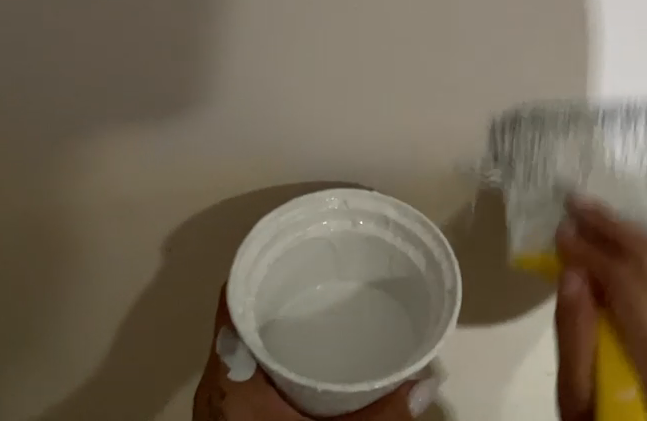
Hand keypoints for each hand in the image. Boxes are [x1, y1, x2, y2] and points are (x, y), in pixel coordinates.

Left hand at [192, 288, 438, 420]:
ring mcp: (218, 404)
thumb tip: (431, 380)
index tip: (292, 242)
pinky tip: (300, 347)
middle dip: (275, 287)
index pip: (231, 300)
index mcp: (229, 378)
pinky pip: (243, 364)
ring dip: (270, 318)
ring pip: (239, 342)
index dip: (256, 265)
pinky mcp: (229, 418)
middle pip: (236, 316)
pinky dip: (268, 348)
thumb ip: (381, 416)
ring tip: (316, 296)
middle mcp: (215, 384)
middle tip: (320, 268)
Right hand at [553, 199, 646, 420]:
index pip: (626, 278)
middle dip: (608, 225)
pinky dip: (629, 255)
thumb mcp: (579, 399)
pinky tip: (604, 244)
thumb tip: (570, 271)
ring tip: (584, 214)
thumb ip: (576, 335)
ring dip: (619, 234)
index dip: (590, 248)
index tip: (558, 228)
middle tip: (572, 201)